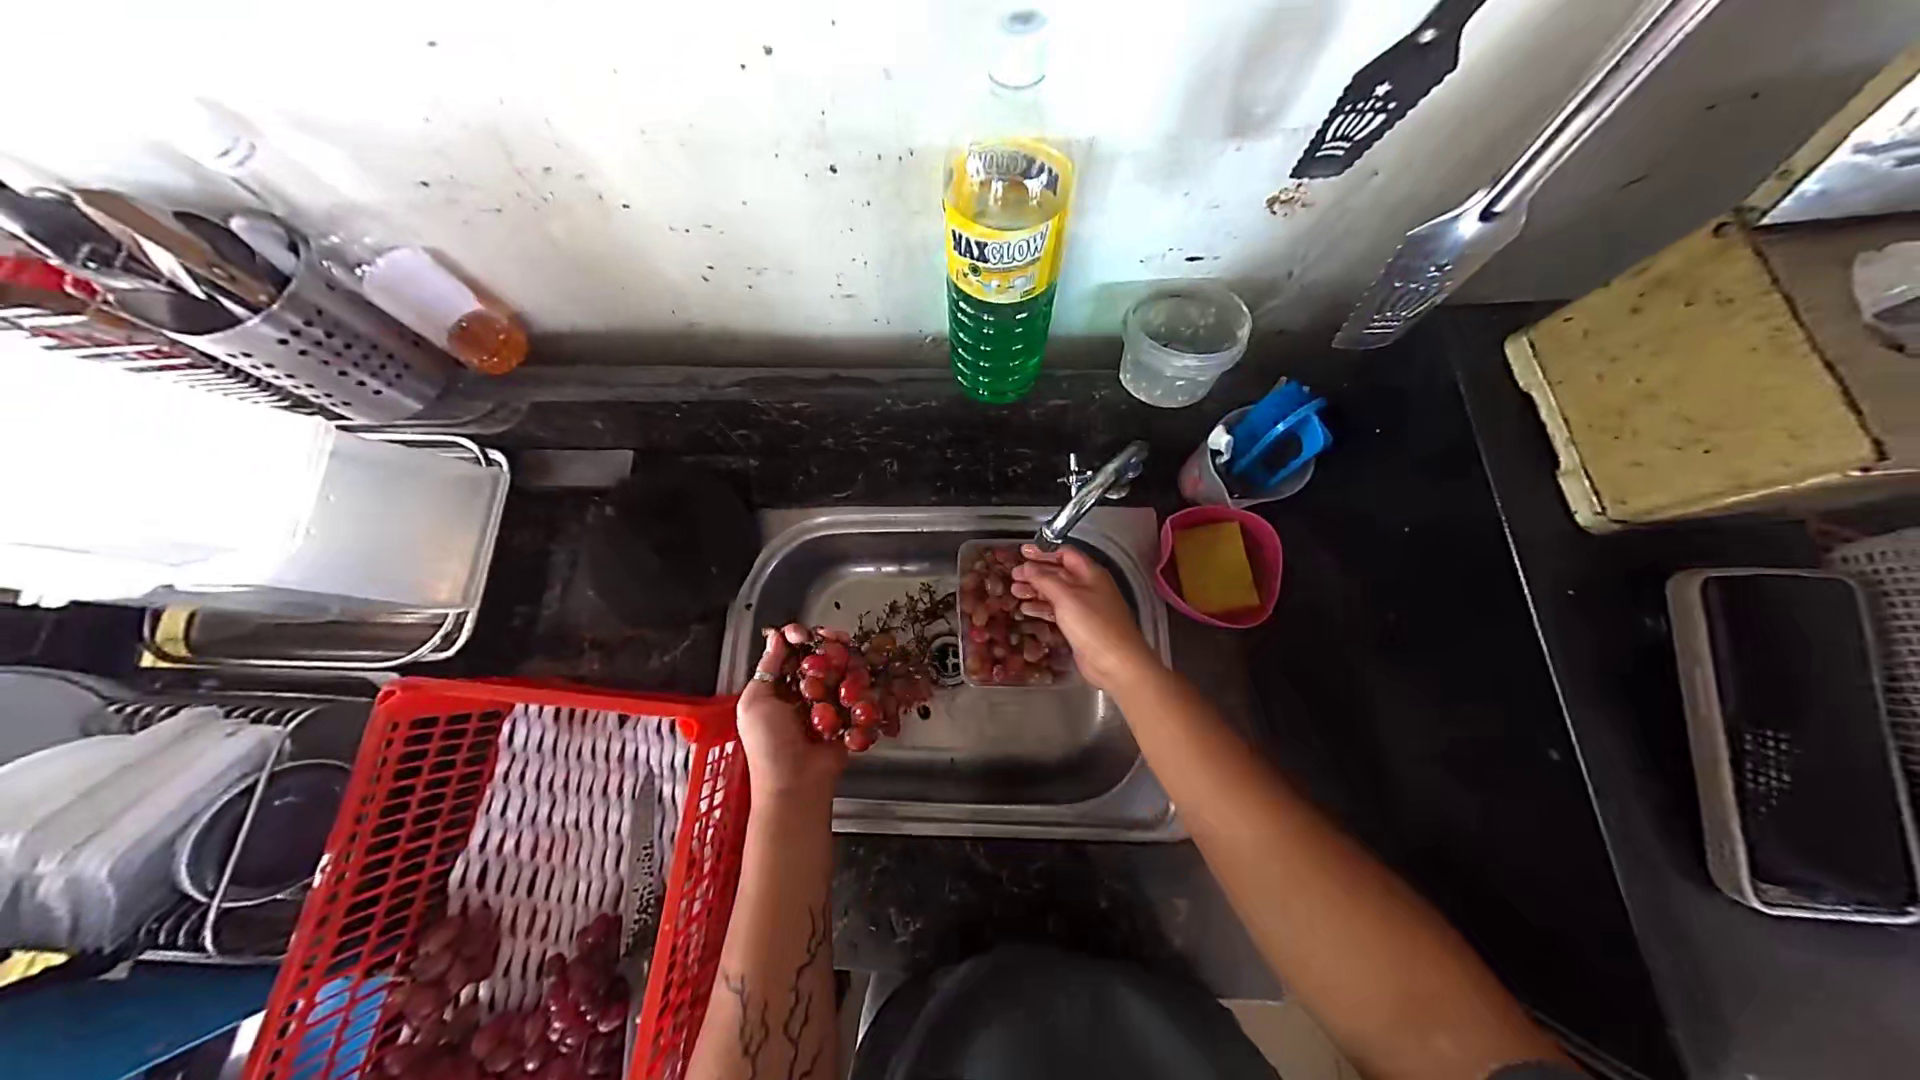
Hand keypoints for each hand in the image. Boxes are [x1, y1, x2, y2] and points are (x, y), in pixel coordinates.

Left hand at [738, 629, 846, 803]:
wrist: (795, 785)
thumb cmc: (769, 748)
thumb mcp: (756, 702)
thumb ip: (766, 666)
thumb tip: (775, 636)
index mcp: (778, 686)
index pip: (791, 650)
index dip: (800, 637)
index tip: (807, 634)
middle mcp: (803, 692)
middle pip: (822, 657)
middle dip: (830, 648)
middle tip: (839, 643)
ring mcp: (827, 705)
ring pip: (843, 673)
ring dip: (846, 671)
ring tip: (845, 677)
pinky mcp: (846, 720)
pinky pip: (858, 699)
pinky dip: (860, 696)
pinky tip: (856, 698)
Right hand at [1010, 543, 1158, 692]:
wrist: (1116, 663)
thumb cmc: (1094, 625)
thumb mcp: (1066, 596)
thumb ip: (1045, 579)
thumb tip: (1028, 567)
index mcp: (1090, 574)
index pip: (1065, 554)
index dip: (1044, 553)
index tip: (1024, 553)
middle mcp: (1089, 588)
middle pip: (1059, 573)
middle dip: (1036, 573)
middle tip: (1014, 576)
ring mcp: (1085, 608)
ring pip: (1056, 593)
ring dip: (1036, 591)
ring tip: (1015, 592)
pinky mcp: (1080, 626)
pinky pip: (1058, 611)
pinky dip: (1042, 608)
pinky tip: (1027, 610)